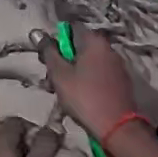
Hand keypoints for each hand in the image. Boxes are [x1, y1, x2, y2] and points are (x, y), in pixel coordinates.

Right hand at [36, 23, 134, 139]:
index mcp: (95, 41)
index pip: (71, 28)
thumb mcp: (60, 74)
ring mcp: (117, 65)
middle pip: (79, 47)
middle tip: (50, 80)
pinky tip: (78, 98)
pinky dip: (86, 81)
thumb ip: (48, 52)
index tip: (47, 59)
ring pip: (87, 63)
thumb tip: (37, 32)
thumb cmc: (84, 97)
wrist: (117, 127)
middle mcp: (109, 48)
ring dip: (72, 73)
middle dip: (62, 61)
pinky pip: (97, 74)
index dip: (55, 41)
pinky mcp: (120, 82)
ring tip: (60, 93)